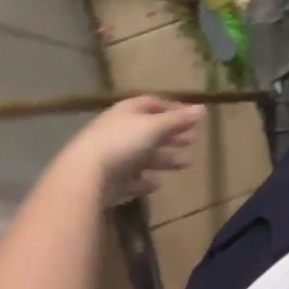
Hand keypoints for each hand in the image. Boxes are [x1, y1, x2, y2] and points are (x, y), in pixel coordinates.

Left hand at [59, 97, 205, 206]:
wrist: (84, 177)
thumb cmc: (122, 143)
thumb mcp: (154, 127)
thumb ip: (178, 120)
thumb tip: (203, 108)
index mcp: (127, 112)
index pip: (152, 104)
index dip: (173, 109)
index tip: (192, 118)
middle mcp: (118, 130)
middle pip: (149, 130)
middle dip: (171, 135)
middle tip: (193, 141)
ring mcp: (111, 156)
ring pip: (142, 155)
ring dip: (164, 158)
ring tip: (185, 164)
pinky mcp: (108, 181)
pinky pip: (130, 179)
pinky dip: (144, 180)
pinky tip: (156, 184)